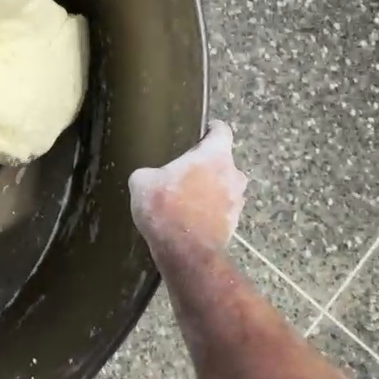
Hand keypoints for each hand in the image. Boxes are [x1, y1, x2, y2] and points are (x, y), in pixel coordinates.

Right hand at [129, 121, 248, 267]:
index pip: (222, 131)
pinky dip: (210, 208)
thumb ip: (150, 172)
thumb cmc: (165, 207)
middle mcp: (233, 174)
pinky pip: (222, 207)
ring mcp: (237, 200)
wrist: (185, 250)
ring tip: (187, 196)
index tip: (203, 130)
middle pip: (223, 161)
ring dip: (210, 187)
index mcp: (215, 156)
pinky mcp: (235, 222)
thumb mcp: (141, 181)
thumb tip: (151, 176)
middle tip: (184, 170)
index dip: (212, 128)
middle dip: (206, 164)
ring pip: (224, 185)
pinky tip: (190, 216)